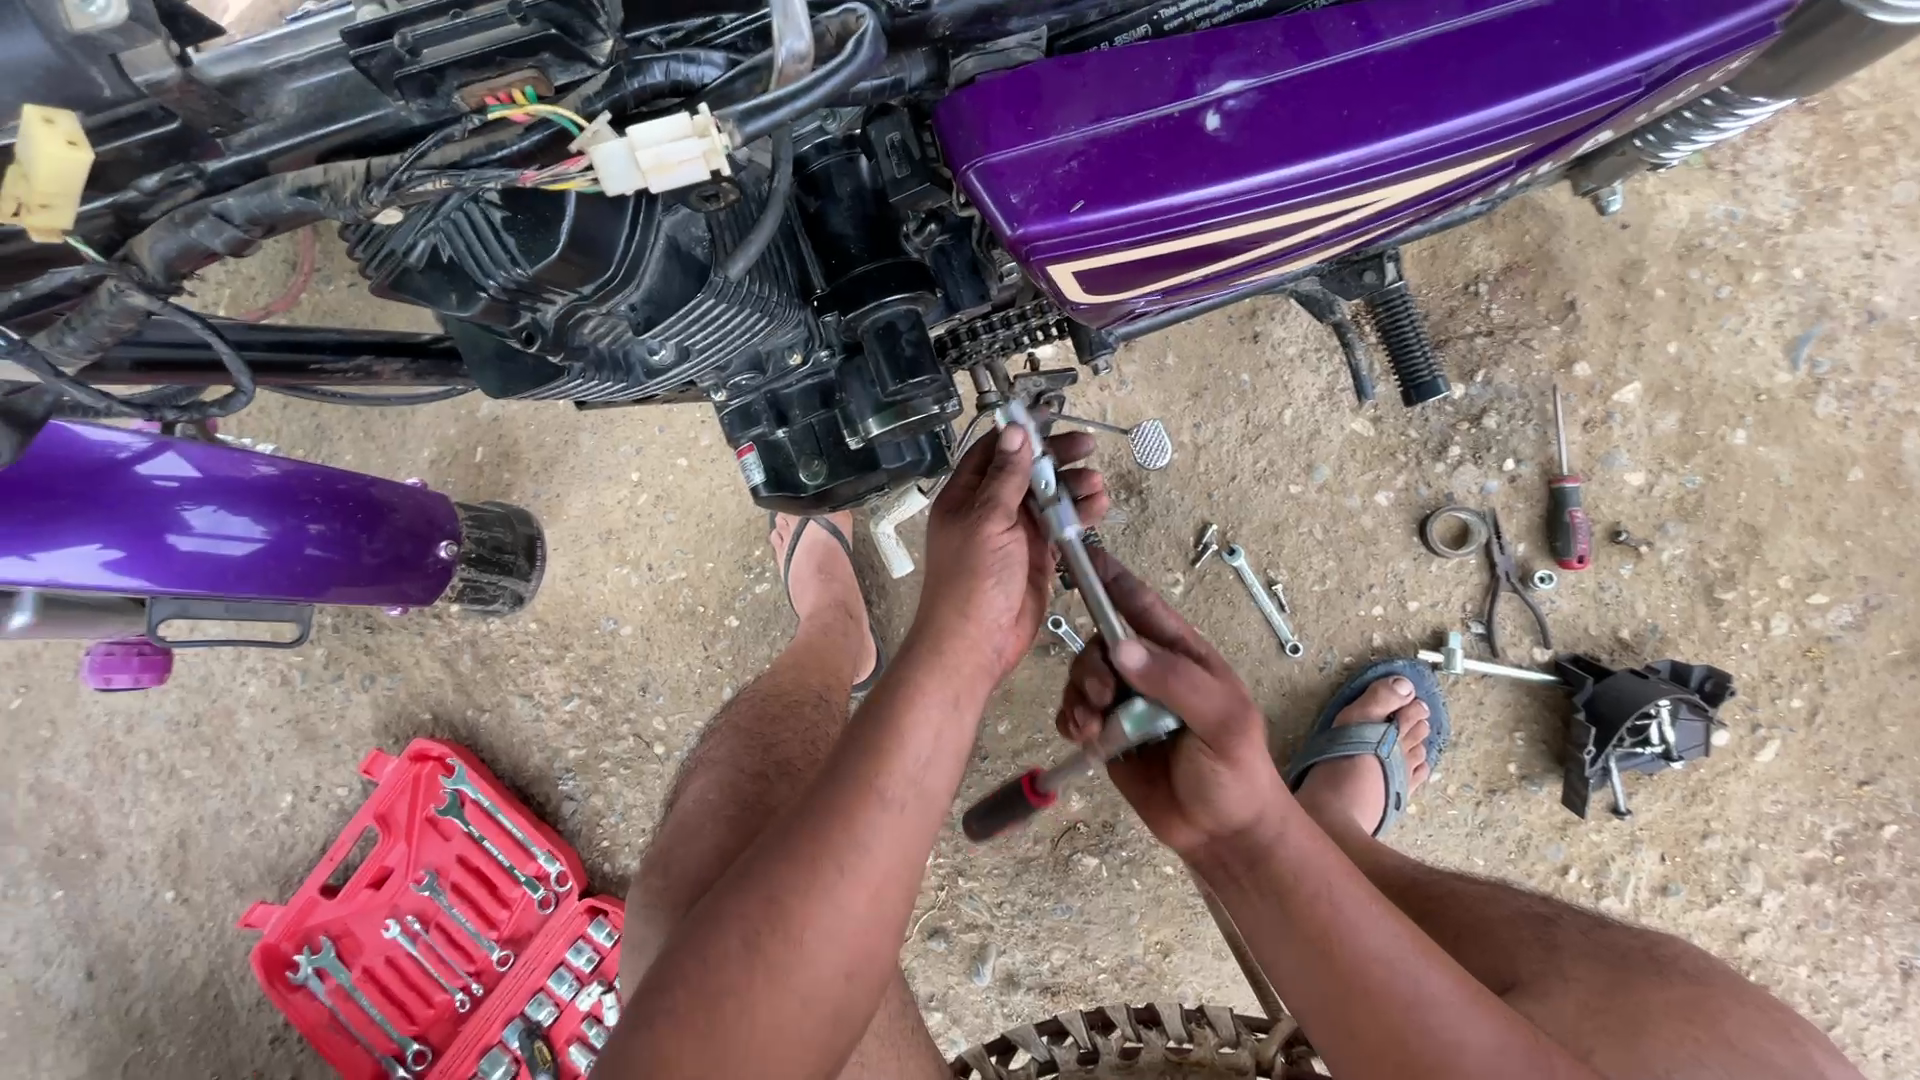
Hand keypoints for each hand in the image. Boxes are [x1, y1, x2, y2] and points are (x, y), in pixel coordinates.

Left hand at [915, 423, 1107, 686]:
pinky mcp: (1037, 555)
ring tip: (1095, 484)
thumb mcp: (987, 520)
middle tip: (1086, 447)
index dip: (1021, 433)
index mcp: (966, 496)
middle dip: (1056, 458)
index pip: (993, 451)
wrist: (976, 642)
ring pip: (1048, 498)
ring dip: (1072, 488)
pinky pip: (1060, 526)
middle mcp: (990, 510)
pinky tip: (1097, 507)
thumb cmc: (972, 579)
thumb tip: (1015, 433)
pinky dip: (1079, 515)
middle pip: (1026, 471)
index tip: (1052, 419)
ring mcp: (1015, 533)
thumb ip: (1005, 477)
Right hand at [1055, 549, 1288, 860]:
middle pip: (1102, 643)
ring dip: (1079, 697)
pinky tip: (1083, 738)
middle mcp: (1151, 672)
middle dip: (1092, 664)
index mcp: (1184, 656)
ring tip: (1093, 728)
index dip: (1115, 581)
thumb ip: (1175, 681)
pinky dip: (1071, 720)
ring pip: (1083, 677)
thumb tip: (1118, 647)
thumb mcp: (1222, 720)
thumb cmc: (1235, 770)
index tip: (1084, 557)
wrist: (1223, 836)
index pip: (1144, 608)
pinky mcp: (1108, 735)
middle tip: (1101, 697)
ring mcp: (1127, 704)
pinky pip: (1075, 713)